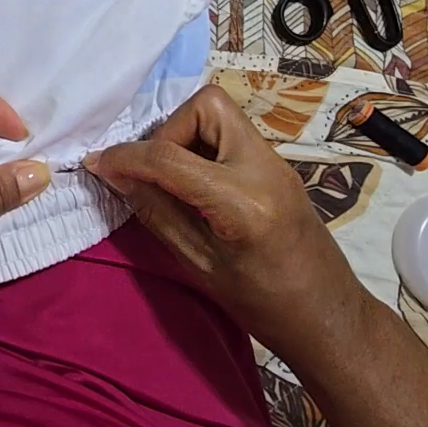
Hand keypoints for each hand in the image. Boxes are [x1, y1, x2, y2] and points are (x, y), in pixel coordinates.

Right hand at [85, 85, 373, 345]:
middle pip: (206, 106)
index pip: (170, 156)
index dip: (126, 157)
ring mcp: (275, 162)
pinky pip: (230, 135)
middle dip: (167, 130)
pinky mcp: (277, 166)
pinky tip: (194, 183)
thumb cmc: (263, 307)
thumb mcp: (198, 265)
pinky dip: (202, 147)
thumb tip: (114, 174)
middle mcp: (263, 166)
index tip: (98, 164)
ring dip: (184, 136)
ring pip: (219, 113)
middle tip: (153, 172)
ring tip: (172, 178)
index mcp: (242, 201)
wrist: (329, 320)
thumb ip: (155, 211)